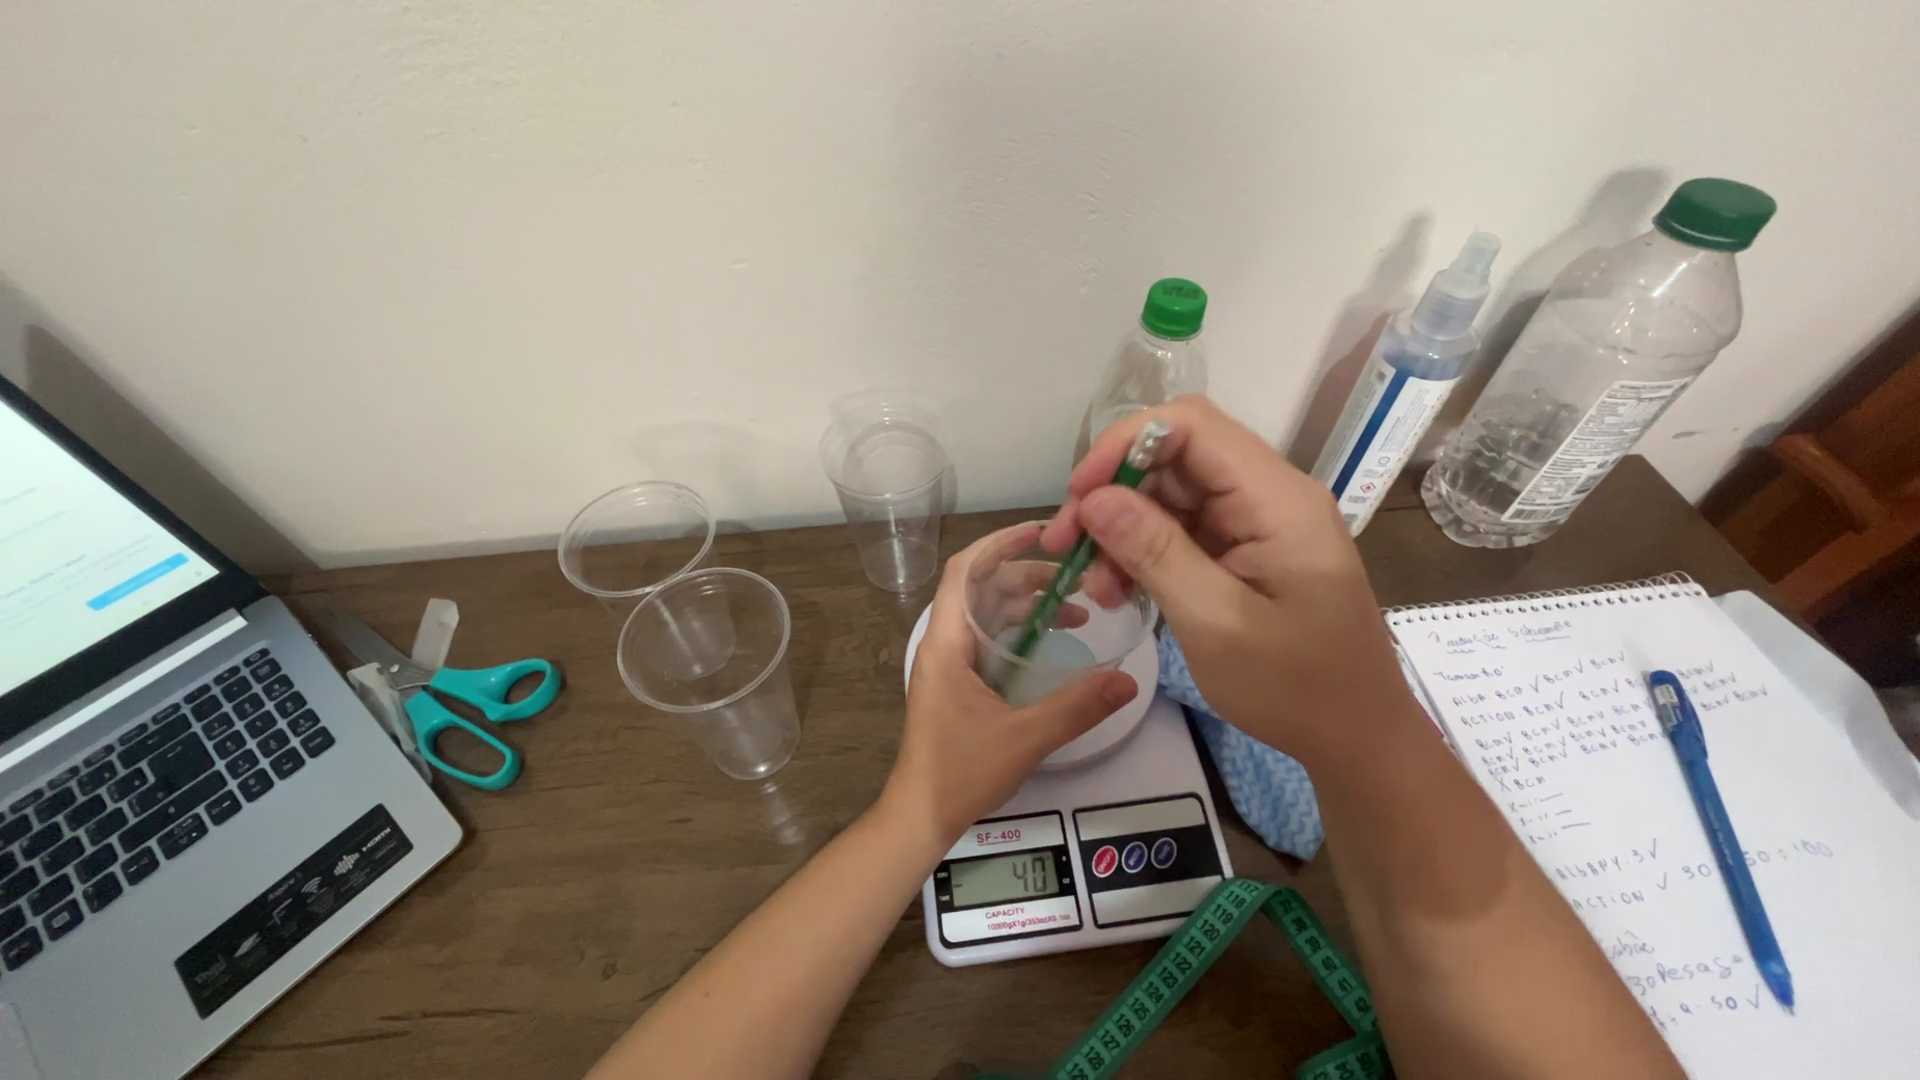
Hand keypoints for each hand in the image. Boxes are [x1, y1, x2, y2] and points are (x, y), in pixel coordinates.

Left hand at [882, 524, 1138, 841]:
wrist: (921, 814)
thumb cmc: (961, 772)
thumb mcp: (1024, 738)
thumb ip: (1076, 707)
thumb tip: (1127, 679)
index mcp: (946, 643)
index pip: (964, 571)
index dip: (998, 544)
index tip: (1039, 531)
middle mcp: (943, 644)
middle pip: (981, 589)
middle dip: (1028, 577)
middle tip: (1077, 580)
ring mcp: (948, 664)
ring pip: (987, 615)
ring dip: (1027, 606)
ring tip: (1077, 612)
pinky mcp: (957, 682)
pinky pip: (988, 639)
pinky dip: (1019, 632)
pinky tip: (1052, 643)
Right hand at [1040, 397, 1416, 765]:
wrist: (1354, 737)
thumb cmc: (1295, 687)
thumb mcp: (1216, 623)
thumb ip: (1155, 552)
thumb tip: (1094, 498)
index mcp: (1276, 499)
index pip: (1192, 425)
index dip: (1125, 444)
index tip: (1078, 495)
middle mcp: (1267, 495)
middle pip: (1174, 457)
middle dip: (1112, 492)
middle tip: (1065, 544)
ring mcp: (1254, 524)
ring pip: (1169, 496)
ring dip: (1120, 530)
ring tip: (1093, 585)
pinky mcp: (1243, 551)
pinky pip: (1180, 531)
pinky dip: (1141, 554)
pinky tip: (1119, 591)